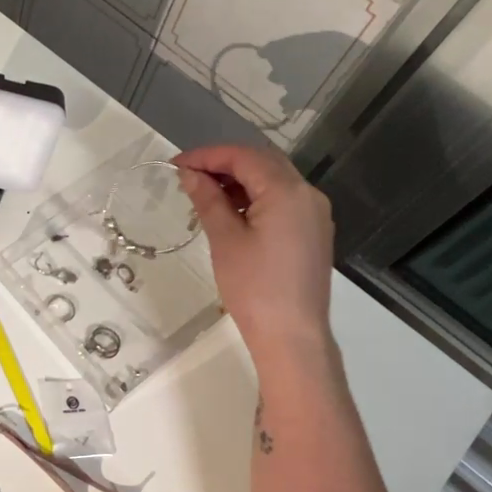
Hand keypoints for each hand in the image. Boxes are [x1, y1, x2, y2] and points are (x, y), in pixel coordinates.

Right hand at [175, 144, 333, 358]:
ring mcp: (315, 214)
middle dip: (224, 165)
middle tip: (188, 177)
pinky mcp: (313, 233)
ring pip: (274, 182)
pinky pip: (283, 202)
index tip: (176, 164)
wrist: (292, 335)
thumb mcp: (225, 240)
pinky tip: (231, 213)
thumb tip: (190, 174)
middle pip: (263, 164)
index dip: (207, 156)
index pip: (244, 157)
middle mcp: (308, 194)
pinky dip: (255, 199)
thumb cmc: (254, 287)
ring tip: (204, 196)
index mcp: (287, 191)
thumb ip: (208, 200)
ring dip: (240, 182)